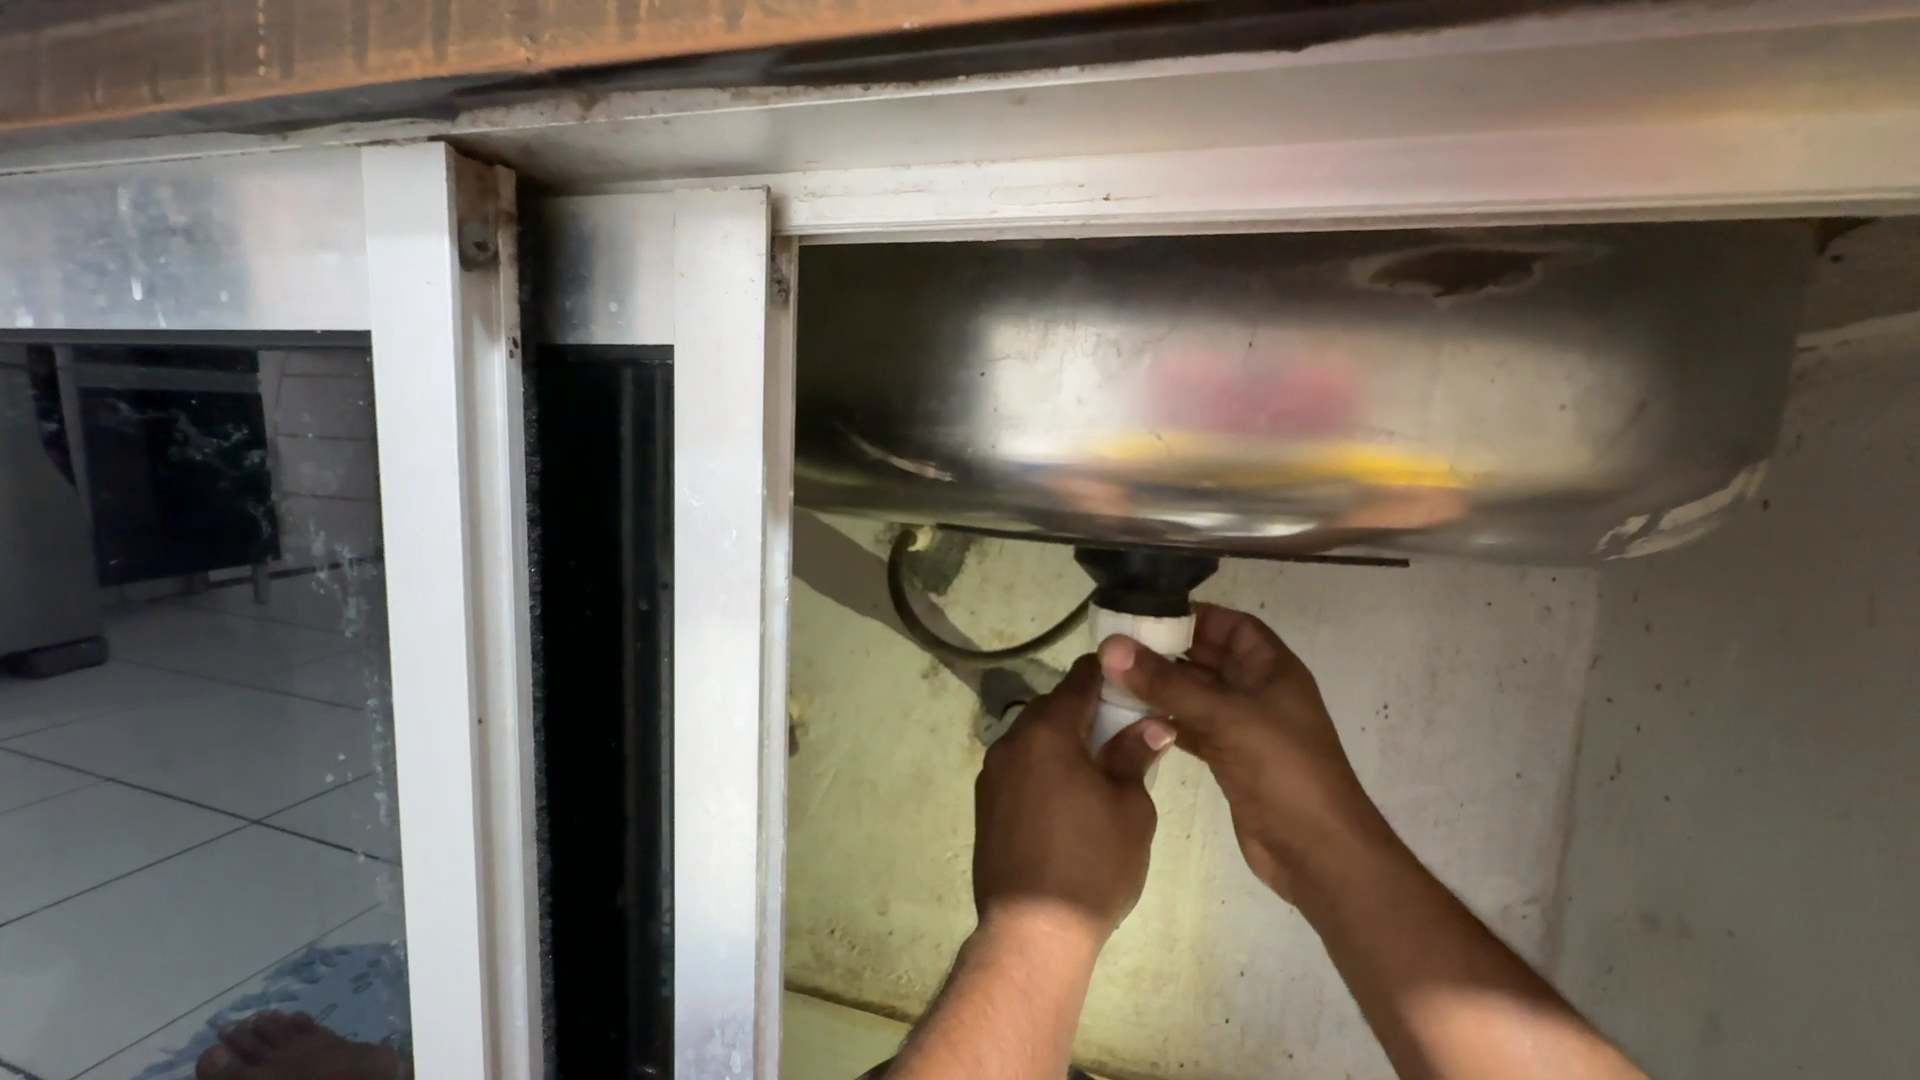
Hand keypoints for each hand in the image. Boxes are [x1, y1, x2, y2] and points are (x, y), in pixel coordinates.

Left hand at [973, 655, 1167, 943]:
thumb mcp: (1130, 808)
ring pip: (1032, 736)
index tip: (1131, 680)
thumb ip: (1135, 756)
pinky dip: (1043, 765)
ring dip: (1062, 739)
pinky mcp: (985, 803)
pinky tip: (1066, 794)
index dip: (1108, 674)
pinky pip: (1019, 765)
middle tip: (1122, 728)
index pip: (1078, 681)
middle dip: (1085, 709)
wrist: (1031, 931)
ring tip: (1096, 764)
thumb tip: (1154, 723)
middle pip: (1051, 707)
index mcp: (1046, 732)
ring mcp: (991, 774)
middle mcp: (1010, 743)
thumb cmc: (1092, 863)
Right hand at [1098, 604, 1391, 905]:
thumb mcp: (1223, 717)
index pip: (1232, 625)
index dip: (1194, 615)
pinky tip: (1129, 717)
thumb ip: (1165, 683)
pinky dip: (1163, 720)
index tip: (1144, 614)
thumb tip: (1110, 647)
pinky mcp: (1229, 758)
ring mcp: (1243, 727)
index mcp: (1271, 668)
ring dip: (1160, 687)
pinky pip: (1190, 726)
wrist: (1316, 851)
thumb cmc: (1282, 769)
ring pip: (1195, 694)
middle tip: (1115, 645)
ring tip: (1112, 677)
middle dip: (1166, 650)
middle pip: (1208, 658)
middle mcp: (1257, 691)